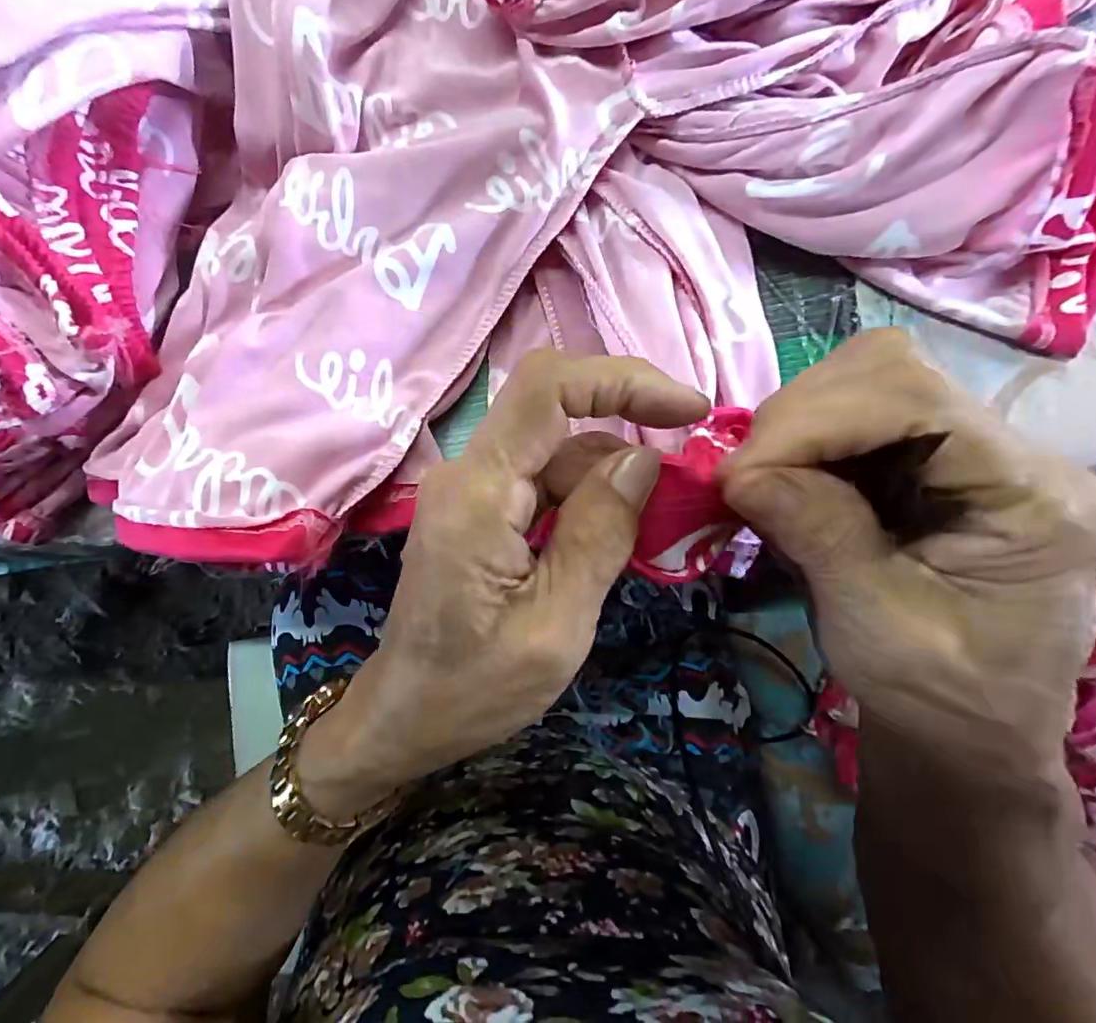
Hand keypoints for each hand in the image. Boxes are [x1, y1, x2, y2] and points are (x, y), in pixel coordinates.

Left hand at [298, 350, 709, 816]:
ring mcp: (466, 492)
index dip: (622, 380)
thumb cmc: (476, 687)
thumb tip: (642, 457)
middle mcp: (466, 475)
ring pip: (551, 450)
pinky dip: (583, 497)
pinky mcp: (474, 512)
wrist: (407, 714)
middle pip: (552, 413)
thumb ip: (600, 533)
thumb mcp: (557, 623)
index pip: (546, 389)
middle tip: (686, 480)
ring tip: (660, 522)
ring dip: (610, 473)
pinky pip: (537, 482)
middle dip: (627, 429)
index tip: (688, 410)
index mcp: (478, 493)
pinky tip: (616, 533)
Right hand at [716, 329, 1095, 788]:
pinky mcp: (927, 459)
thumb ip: (821, 536)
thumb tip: (739, 472)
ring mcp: (969, 451)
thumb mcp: (876, 624)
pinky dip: (797, 437)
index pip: (916, 404)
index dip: (813, 423)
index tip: (739, 476)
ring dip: (792, 424)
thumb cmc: (938, 695)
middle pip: (890, 372)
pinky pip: (850, 413)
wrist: (965, 729)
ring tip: (759, 480)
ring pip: (864, 381)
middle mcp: (1012, 454)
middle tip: (744, 479)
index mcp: (1032, 498)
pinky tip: (779, 477)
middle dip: (798, 418)